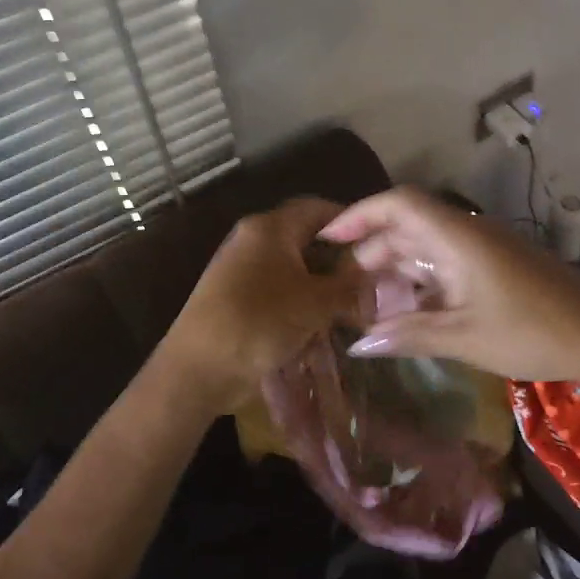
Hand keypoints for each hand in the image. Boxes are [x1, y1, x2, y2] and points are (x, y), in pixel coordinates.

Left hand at [160, 198, 367, 412]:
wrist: (200, 369)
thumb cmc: (261, 323)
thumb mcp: (317, 303)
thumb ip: (351, 285)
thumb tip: (376, 276)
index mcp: (270, 227)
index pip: (319, 209)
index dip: (352, 224)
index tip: (379, 247)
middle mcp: (253, 239)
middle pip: (307, 239)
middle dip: (339, 262)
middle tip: (370, 284)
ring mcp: (241, 269)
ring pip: (294, 269)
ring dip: (321, 288)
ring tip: (350, 310)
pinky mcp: (236, 297)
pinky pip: (278, 291)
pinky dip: (300, 304)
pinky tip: (318, 328)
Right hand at [319, 187, 579, 381]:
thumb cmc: (531, 332)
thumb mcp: (463, 338)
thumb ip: (407, 335)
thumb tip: (356, 344)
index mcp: (459, 238)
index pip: (399, 204)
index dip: (359, 215)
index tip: (327, 240)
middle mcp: (469, 234)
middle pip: (409, 226)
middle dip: (373, 252)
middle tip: (345, 289)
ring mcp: (487, 250)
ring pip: (429, 247)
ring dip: (398, 270)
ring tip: (372, 305)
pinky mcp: (499, 268)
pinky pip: (449, 264)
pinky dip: (423, 282)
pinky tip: (412, 312)